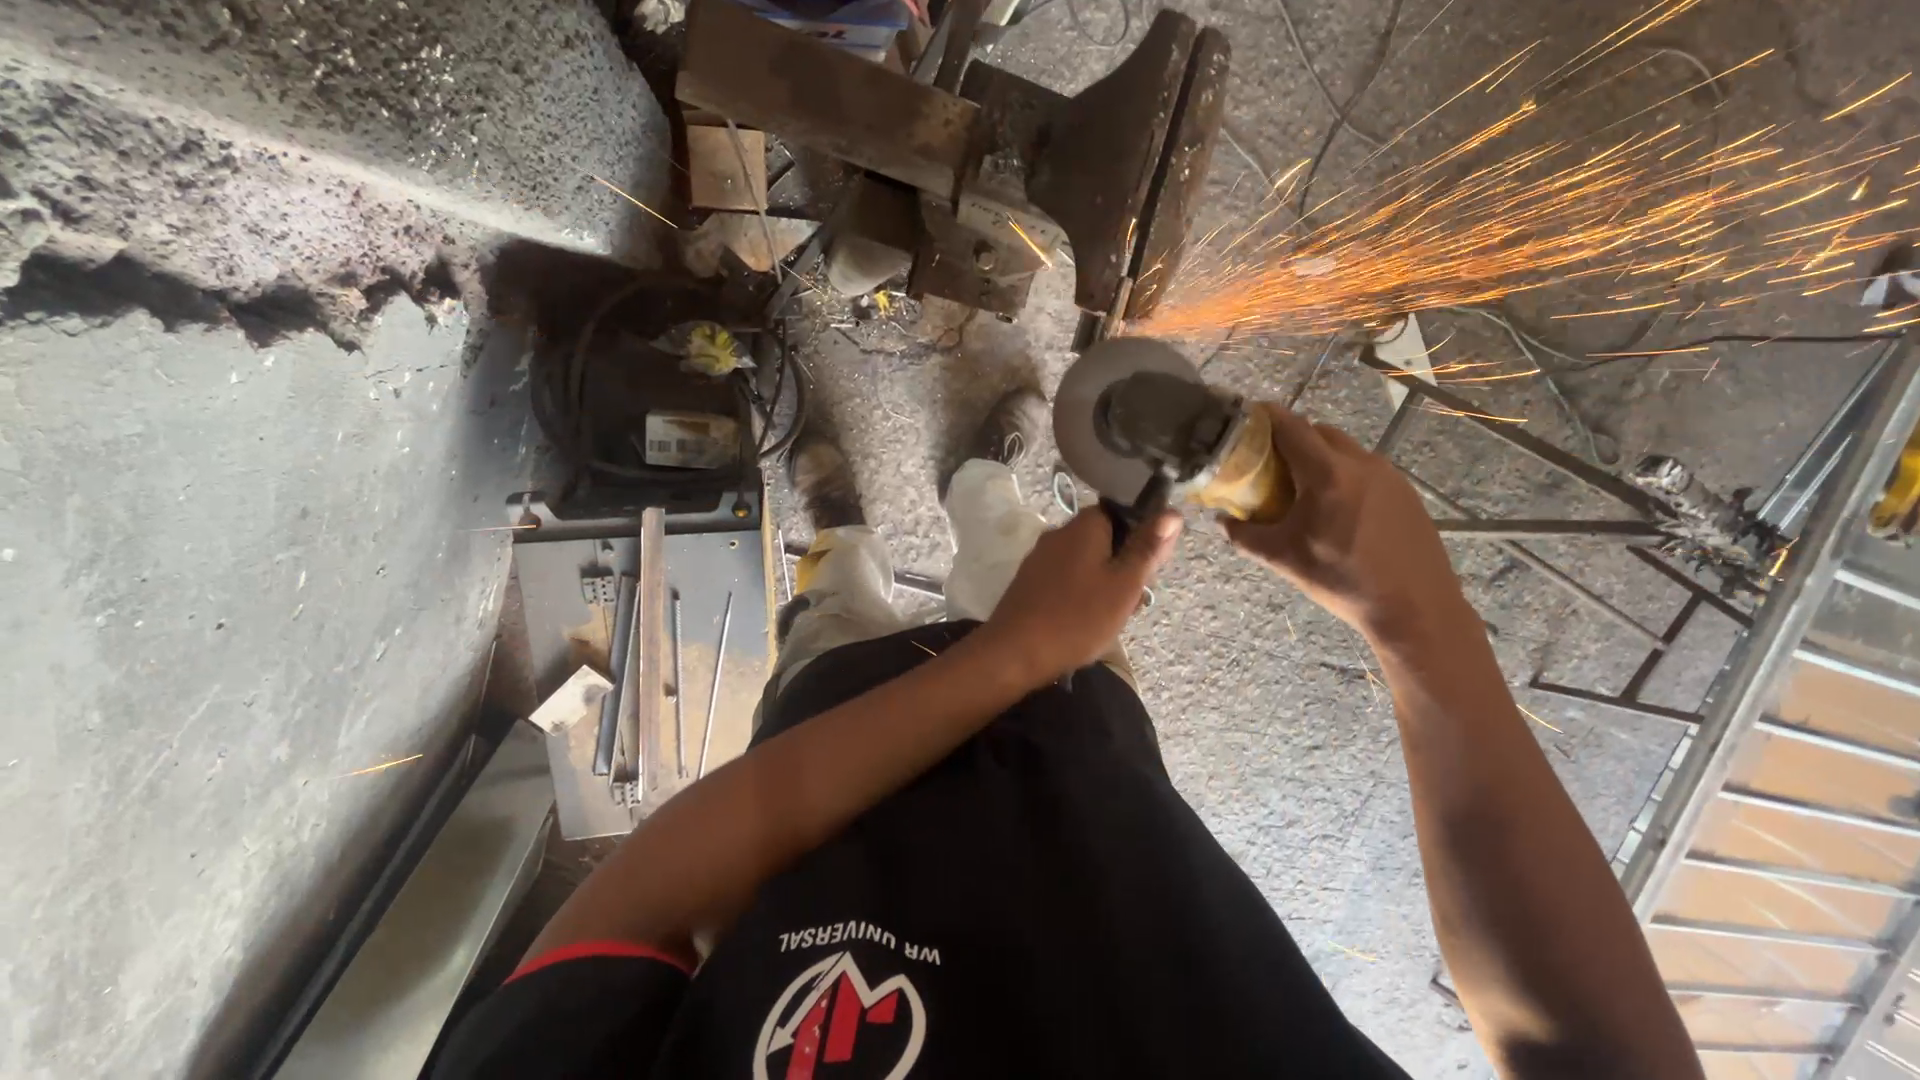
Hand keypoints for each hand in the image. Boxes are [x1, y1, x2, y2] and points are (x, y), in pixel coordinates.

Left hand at [975, 508, 1182, 686]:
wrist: (1014, 653)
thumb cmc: (1078, 618)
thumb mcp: (1124, 584)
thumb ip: (1147, 548)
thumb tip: (1172, 513)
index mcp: (1084, 524)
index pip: (1122, 514)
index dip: (1141, 539)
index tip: (1148, 570)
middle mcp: (1058, 532)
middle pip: (1103, 540)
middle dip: (1122, 566)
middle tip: (1131, 601)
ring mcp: (1039, 557)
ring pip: (1085, 563)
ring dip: (1103, 584)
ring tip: (1110, 617)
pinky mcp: (1028, 582)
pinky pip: (1065, 579)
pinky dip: (1080, 595)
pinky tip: (1083, 621)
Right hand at [1221, 404, 1470, 648]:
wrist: (1416, 608)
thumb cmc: (1344, 582)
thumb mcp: (1284, 560)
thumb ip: (1245, 536)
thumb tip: (1222, 521)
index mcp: (1328, 475)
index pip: (1291, 427)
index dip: (1266, 417)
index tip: (1248, 417)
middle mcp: (1361, 464)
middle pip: (1319, 433)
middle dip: (1292, 438)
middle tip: (1270, 462)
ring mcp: (1389, 475)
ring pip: (1344, 450)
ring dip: (1319, 457)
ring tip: (1302, 488)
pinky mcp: (1406, 491)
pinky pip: (1365, 468)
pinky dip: (1343, 474)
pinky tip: (1337, 509)